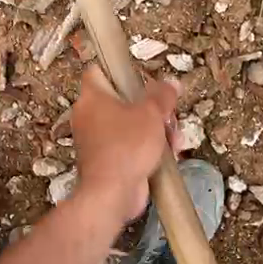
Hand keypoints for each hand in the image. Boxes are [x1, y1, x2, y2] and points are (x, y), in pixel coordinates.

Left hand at [68, 65, 179, 224]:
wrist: (111, 193)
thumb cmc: (127, 146)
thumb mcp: (151, 114)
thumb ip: (162, 95)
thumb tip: (171, 82)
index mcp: (92, 97)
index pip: (98, 70)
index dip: (120, 70)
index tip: (141, 78)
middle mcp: (89, 116)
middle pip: (123, 100)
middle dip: (151, 108)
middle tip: (168, 117)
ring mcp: (97, 139)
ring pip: (130, 124)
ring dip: (156, 130)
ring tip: (174, 139)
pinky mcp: (107, 159)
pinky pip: (129, 145)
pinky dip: (147, 148)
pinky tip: (169, 155)